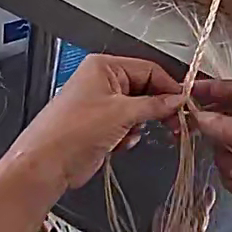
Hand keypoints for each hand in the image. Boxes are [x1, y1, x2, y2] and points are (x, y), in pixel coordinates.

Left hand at [7, 55, 182, 191]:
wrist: (46, 164)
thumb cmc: (72, 131)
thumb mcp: (122, 113)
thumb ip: (155, 105)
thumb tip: (178, 100)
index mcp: (104, 67)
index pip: (149, 69)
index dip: (169, 87)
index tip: (185, 103)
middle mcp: (103, 81)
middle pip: (146, 89)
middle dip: (157, 108)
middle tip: (174, 123)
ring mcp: (102, 104)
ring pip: (139, 110)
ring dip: (140, 125)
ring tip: (130, 135)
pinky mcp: (101, 125)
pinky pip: (128, 125)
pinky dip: (129, 135)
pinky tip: (119, 143)